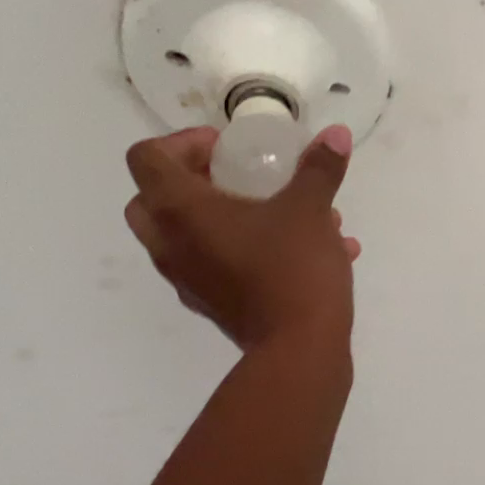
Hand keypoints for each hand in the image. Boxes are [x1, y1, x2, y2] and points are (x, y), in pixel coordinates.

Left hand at [124, 125, 359, 351]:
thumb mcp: (310, 209)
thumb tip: (336, 134)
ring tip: (278, 214)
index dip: (182, 143)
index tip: (227, 148)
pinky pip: (213, 265)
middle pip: (151, 199)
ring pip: (182, 235)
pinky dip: (239, 250)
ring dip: (218, 216)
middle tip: (235, 178)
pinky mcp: (211, 305)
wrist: (300, 350)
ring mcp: (187, 280)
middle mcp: (170, 244)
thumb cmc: (293, 269)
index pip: (147, 158)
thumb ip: (319, 168)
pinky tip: (297, 252)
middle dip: (189, 181)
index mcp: (179, 210)